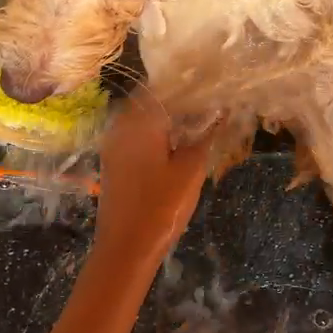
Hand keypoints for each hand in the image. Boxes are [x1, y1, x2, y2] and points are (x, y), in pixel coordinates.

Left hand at [93, 90, 210, 264]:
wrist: (126, 248)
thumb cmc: (161, 205)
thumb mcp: (191, 169)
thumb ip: (204, 136)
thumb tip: (219, 114)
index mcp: (139, 121)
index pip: (162, 86)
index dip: (187, 84)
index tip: (210, 86)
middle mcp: (121, 126)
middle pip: (149, 100)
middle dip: (177, 100)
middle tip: (206, 105)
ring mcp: (114, 144)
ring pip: (141, 118)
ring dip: (165, 117)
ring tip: (195, 123)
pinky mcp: (113, 162)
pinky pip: (135, 135)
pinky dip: (154, 133)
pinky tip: (175, 144)